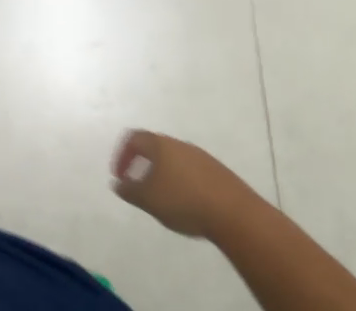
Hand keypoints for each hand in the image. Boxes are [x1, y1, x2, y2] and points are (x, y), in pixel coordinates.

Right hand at [111, 129, 259, 239]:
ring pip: (177, 161)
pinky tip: (189, 204)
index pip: (134, 139)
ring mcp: (204, 158)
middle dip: (144, 165)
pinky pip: (195, 173)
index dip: (122, 155)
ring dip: (166, 175)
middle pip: (156, 148)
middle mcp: (181, 145)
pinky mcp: (221, 174)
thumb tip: (118, 184)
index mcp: (161, 145)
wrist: (237, 216)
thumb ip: (129, 190)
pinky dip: (185, 183)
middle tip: (141, 186)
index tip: (120, 177)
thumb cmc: (184, 202)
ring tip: (165, 198)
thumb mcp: (148, 200)